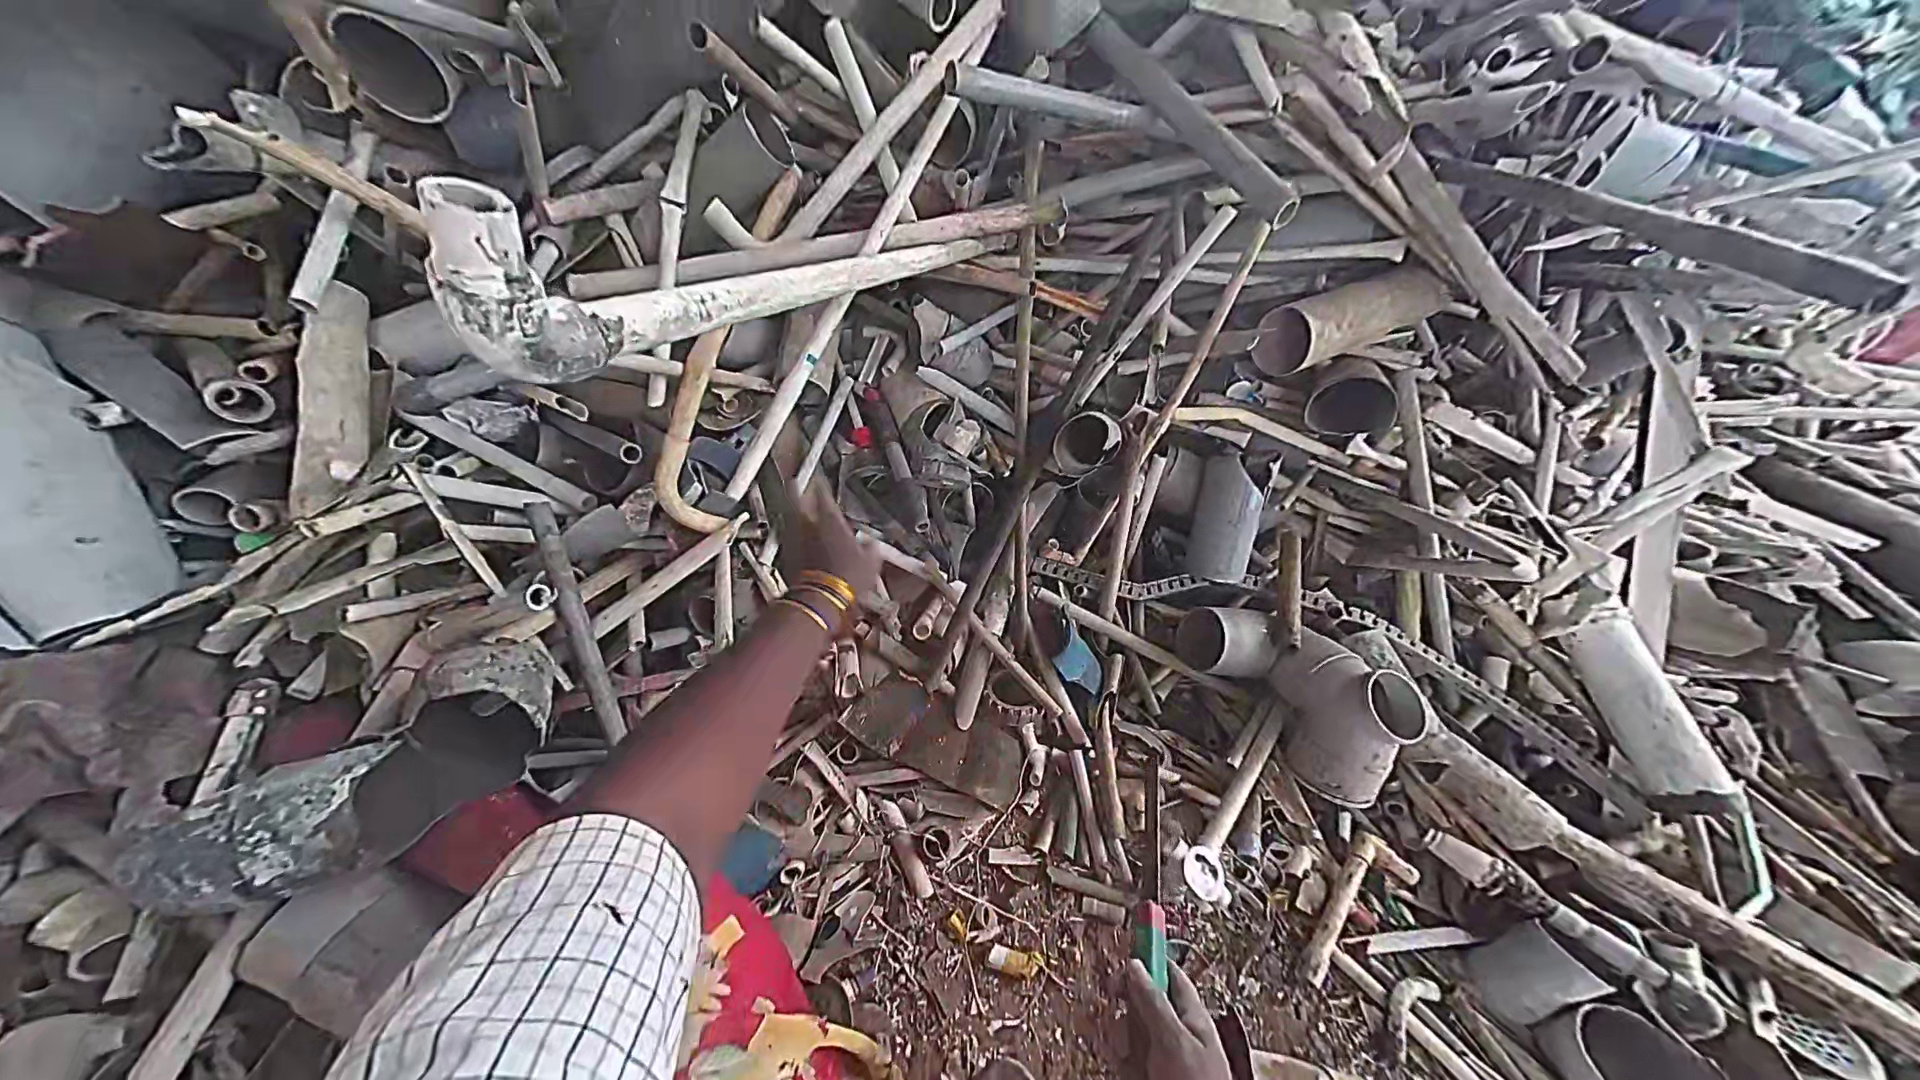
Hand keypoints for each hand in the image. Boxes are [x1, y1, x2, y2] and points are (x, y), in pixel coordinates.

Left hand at [795, 484, 882, 606]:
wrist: (823, 599)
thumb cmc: (847, 578)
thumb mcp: (870, 562)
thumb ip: (870, 548)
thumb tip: (872, 545)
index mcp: (831, 521)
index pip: (824, 495)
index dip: (821, 485)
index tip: (819, 479)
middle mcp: (810, 526)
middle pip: (798, 501)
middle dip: (797, 491)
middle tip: (794, 483)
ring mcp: (796, 541)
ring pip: (790, 518)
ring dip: (791, 511)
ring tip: (793, 507)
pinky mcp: (788, 556)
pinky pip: (789, 537)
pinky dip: (792, 533)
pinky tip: (795, 536)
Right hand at [1122, 960, 1230, 1079]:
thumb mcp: (1175, 1041)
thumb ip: (1154, 1002)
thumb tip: (1136, 963)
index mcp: (1190, 1017)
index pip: (1169, 973)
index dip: (1149, 959)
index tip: (1127, 951)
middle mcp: (1172, 1031)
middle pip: (1141, 997)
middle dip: (1125, 999)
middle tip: (1115, 998)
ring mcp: (1157, 1054)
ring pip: (1127, 1024)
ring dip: (1118, 1031)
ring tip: (1124, 1051)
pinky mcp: (1142, 1072)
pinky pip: (1121, 1052)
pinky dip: (1114, 1053)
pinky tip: (1118, 1061)